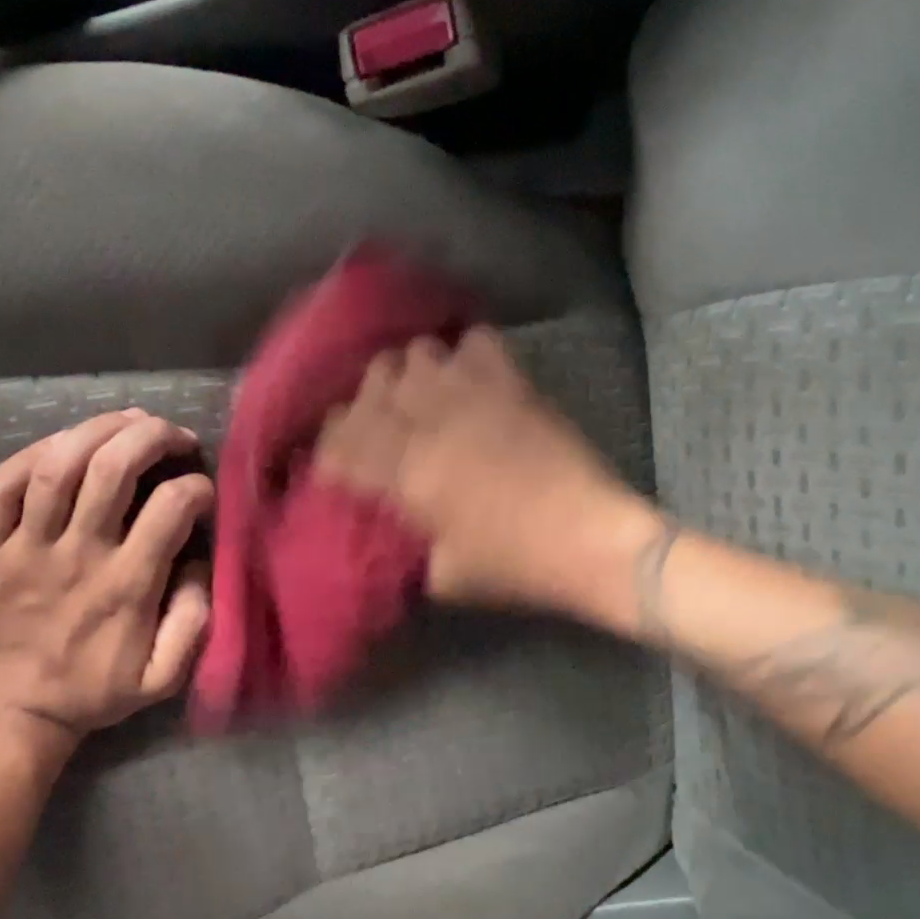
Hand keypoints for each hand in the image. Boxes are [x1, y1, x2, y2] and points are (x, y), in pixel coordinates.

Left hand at [0, 409, 212, 743]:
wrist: (7, 714)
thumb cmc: (89, 693)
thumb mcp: (160, 678)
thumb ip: (192, 623)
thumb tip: (201, 564)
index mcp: (127, 585)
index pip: (171, 508)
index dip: (197, 486)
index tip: (202, 490)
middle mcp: (80, 554)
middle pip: (114, 468)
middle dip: (152, 436)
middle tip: (173, 433)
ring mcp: (27, 547)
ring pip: (59, 465)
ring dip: (97, 429)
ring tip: (126, 420)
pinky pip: (1, 486)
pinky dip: (31, 454)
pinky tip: (60, 443)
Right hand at [315, 327, 655, 615]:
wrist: (590, 539)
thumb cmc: (516, 566)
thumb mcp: (444, 576)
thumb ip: (406, 546)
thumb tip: (389, 528)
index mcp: (408, 475)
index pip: (342, 442)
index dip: (329, 446)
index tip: (332, 457)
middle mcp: (431, 424)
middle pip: (373, 386)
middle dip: (365, 405)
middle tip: (377, 427)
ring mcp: (473, 396)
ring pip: (416, 355)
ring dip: (410, 376)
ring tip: (419, 399)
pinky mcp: (513, 384)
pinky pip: (475, 342)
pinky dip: (463, 354)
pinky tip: (466, 379)